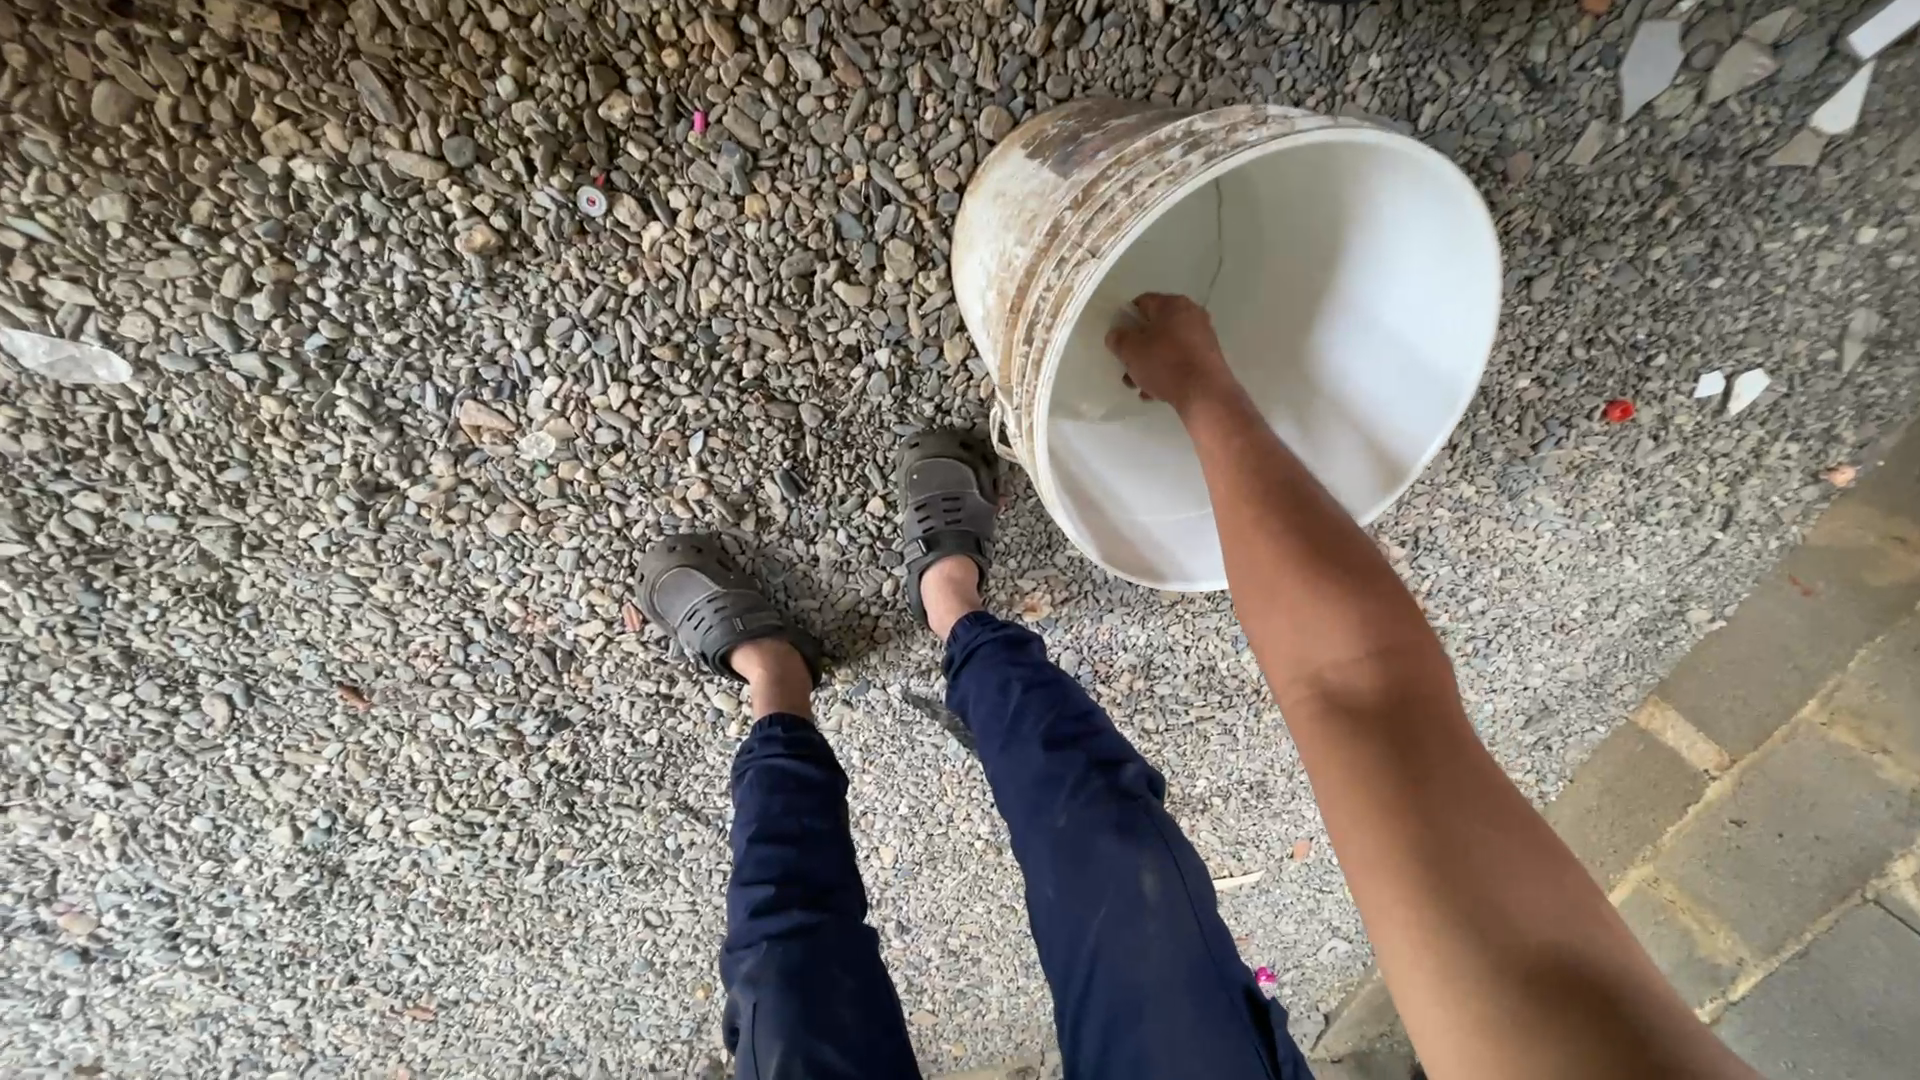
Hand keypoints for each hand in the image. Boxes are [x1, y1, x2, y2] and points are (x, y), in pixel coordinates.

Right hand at [1102, 293, 1239, 413]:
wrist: (1204, 393)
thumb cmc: (1165, 364)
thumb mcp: (1131, 351)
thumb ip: (1118, 339)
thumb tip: (1116, 334)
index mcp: (1172, 304)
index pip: (1142, 303)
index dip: (1125, 319)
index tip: (1117, 338)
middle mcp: (1191, 314)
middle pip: (1155, 327)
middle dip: (1138, 347)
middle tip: (1127, 365)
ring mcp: (1202, 336)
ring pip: (1166, 347)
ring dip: (1149, 363)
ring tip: (1139, 385)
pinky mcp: (1208, 358)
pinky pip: (1180, 360)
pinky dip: (1166, 372)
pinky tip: (1155, 391)